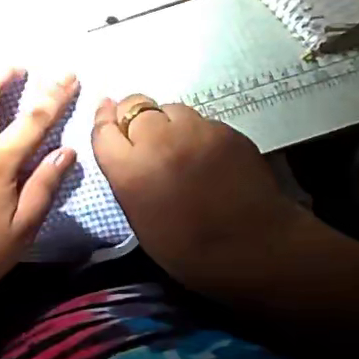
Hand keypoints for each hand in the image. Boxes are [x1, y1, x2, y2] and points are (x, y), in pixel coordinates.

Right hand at [91, 94, 319, 299]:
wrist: (255, 248)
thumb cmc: (189, 251)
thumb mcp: (140, 219)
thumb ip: (127, 178)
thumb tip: (126, 153)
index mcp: (131, 172)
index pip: (103, 131)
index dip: (103, 121)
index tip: (106, 114)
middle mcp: (158, 142)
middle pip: (134, 107)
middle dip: (133, 116)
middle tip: (141, 133)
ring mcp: (195, 131)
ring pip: (169, 108)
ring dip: (165, 121)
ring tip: (175, 144)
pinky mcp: (224, 129)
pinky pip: (199, 120)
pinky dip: (195, 131)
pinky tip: (204, 153)